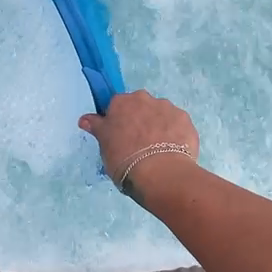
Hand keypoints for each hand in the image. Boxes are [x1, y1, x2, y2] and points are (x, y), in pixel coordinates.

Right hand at [77, 90, 200, 185]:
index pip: (117, 106)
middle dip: (140, 120)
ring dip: (159, 126)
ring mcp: (169, 108)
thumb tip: (84, 119)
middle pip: (141, 107)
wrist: (160, 173)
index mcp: (122, 102)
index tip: (120, 137)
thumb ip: (96, 127)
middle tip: (138, 144)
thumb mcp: (104, 145)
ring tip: (158, 151)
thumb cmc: (125, 158)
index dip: (118, 121)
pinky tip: (173, 152)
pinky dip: (175, 135)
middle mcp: (146, 99)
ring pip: (161, 115)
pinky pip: (177, 126)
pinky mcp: (186, 121)